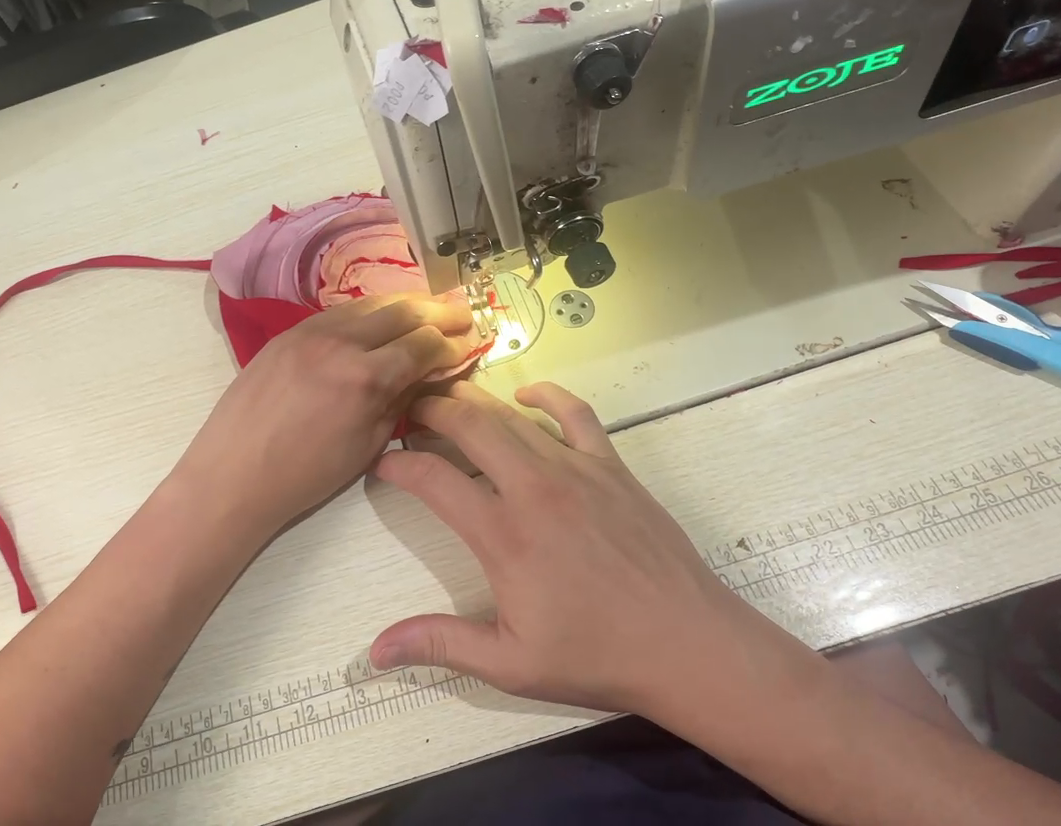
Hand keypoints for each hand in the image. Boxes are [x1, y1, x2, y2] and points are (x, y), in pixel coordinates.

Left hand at [177, 295, 474, 531]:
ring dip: (404, 304)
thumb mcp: (367, 445)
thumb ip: (401, 400)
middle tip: (462, 312)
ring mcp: (310, 331)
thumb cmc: (305, 475)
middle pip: (402, 311)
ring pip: (369, 303)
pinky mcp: (289, 331)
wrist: (234, 473)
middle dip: (437, 311)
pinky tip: (380, 317)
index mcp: (365, 378)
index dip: (451, 344)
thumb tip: (430, 372)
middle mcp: (341, 342)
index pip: (423, 344)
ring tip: (428, 307)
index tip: (468, 344)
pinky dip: (368, 311)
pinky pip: (339, 311)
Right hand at [368, 382, 823, 719]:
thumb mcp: (510, 663)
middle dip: (430, 410)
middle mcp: (534, 488)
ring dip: (474, 401)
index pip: (433, 479)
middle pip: (469, 425)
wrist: (686, 643)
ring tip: (448, 396)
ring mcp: (576, 470)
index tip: (382, 465)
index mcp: (503, 534)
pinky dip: (548, 396)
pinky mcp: (611, 466)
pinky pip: (576, 414)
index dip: (398, 466)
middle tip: (409, 412)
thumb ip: (440, 644)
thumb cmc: (596, 656)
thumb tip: (374, 651)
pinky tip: (527, 397)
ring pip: (512, 417)